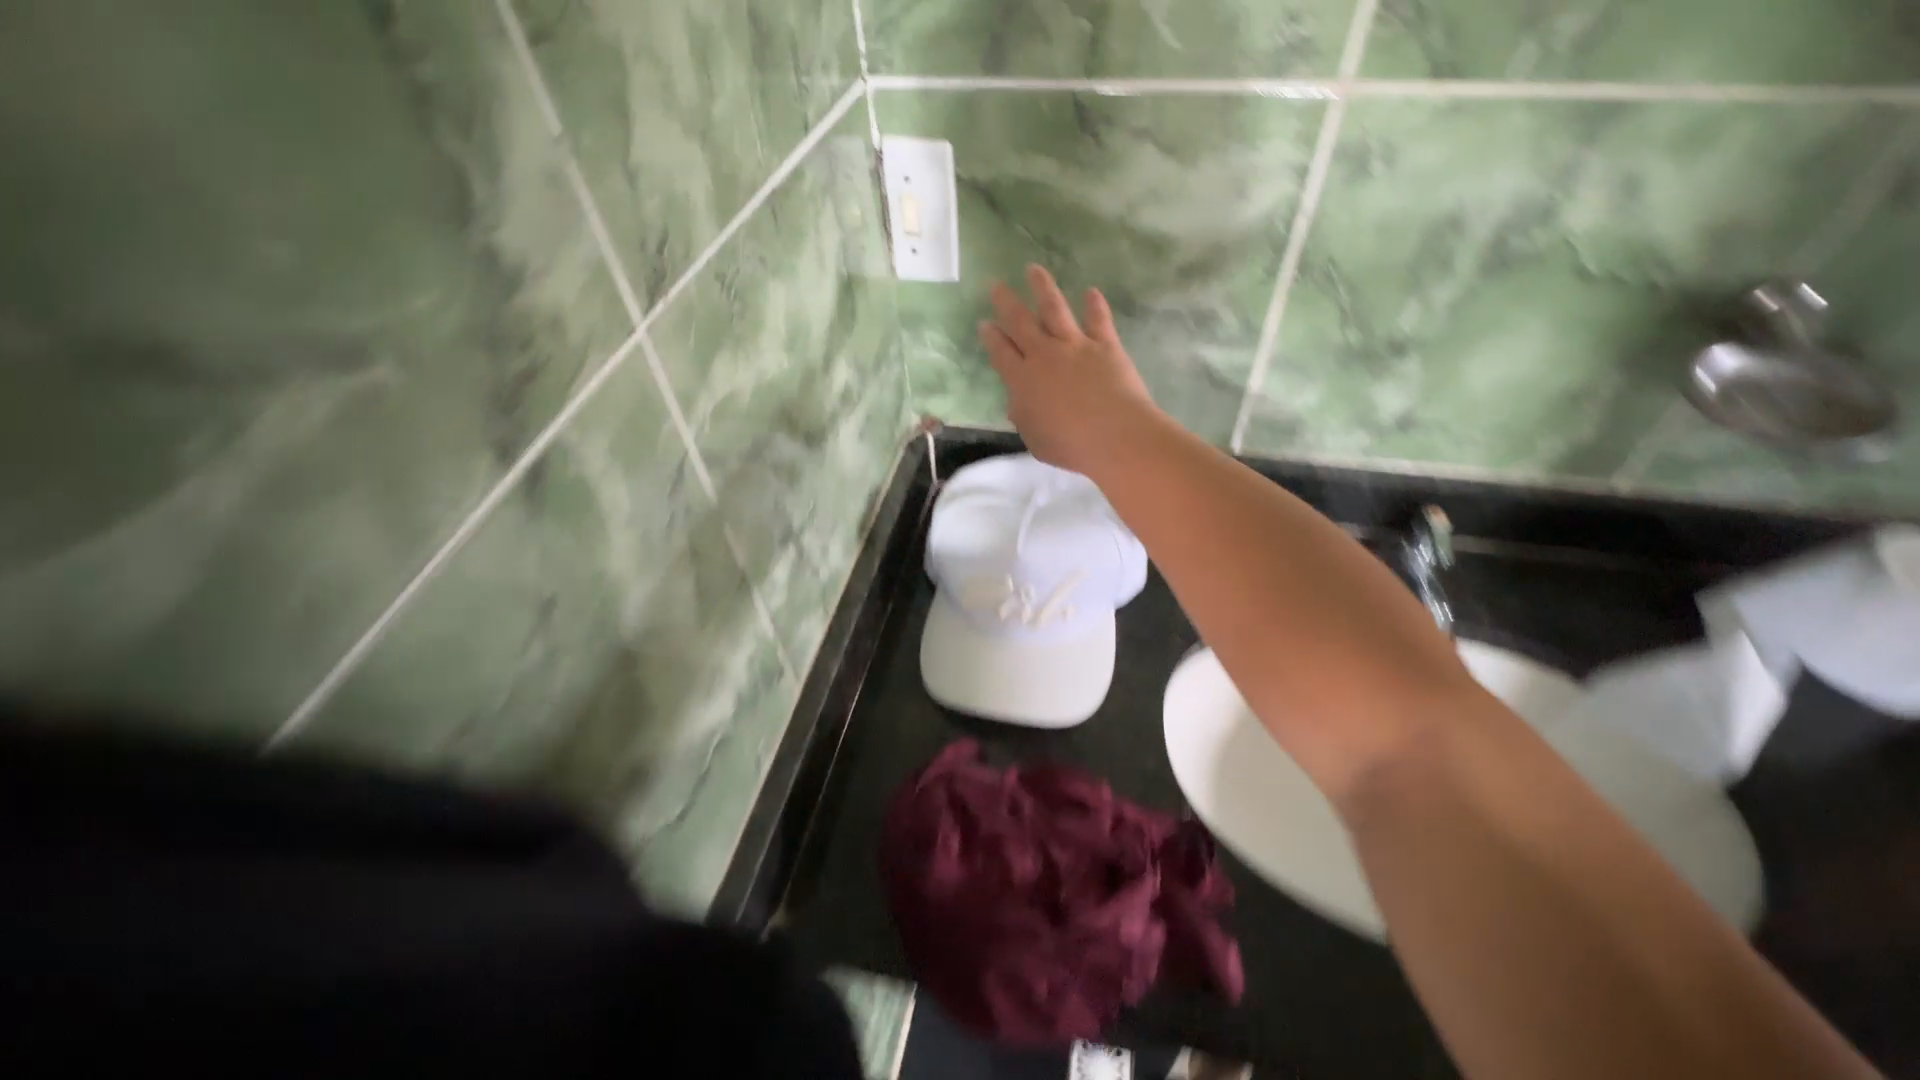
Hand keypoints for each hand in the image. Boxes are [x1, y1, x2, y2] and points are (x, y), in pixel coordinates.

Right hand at [979, 265, 1161, 475]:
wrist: (1115, 436)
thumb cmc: (1071, 446)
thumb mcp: (1035, 440)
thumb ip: (1023, 418)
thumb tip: (1017, 402)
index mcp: (1023, 380)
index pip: (1001, 353)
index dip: (991, 337)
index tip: (984, 323)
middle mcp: (1044, 355)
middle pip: (1020, 322)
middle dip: (1006, 302)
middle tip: (996, 285)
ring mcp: (1075, 346)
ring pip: (1054, 308)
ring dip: (1042, 287)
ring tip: (1034, 269)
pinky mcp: (1105, 344)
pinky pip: (1098, 319)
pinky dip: (1094, 304)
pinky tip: (1091, 292)